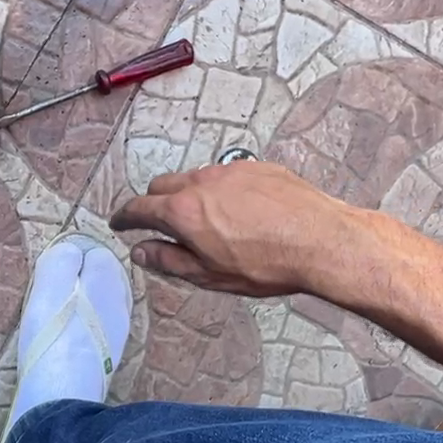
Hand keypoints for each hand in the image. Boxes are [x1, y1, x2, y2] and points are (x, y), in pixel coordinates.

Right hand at [110, 161, 407, 304]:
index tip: (120, 223)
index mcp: (183, 212)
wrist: (323, 241)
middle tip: (161, 225)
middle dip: (154, 204)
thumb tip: (141, 250)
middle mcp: (201, 183)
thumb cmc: (267, 264)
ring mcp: (230, 171)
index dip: (124, 217)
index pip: (139, 209)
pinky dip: (219, 189)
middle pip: (161, 186)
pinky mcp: (257, 167)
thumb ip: (169, 260)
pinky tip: (238, 211)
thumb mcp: (209, 275)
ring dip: (187, 195)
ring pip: (193, 177)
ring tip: (204, 220)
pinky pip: (225, 174)